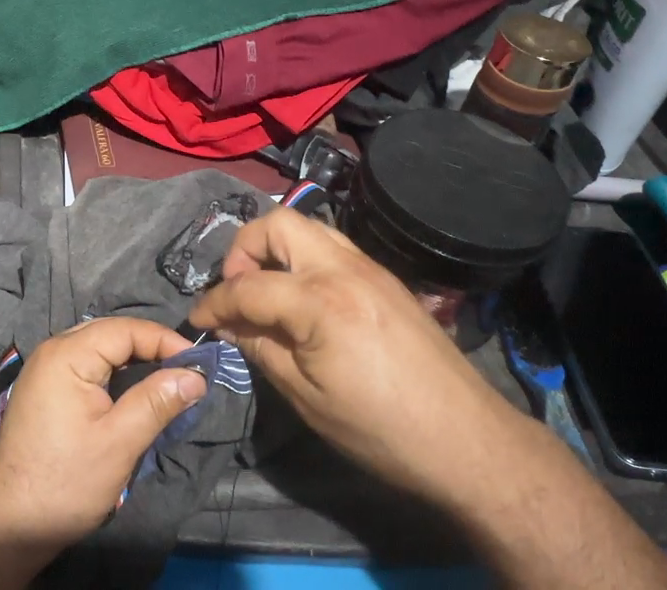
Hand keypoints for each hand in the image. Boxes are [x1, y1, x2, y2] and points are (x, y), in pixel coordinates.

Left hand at [0, 316, 208, 547]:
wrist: (11, 521)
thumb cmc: (66, 481)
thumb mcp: (119, 442)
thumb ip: (156, 402)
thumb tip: (195, 375)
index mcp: (67, 354)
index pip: (125, 329)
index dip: (164, 340)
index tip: (199, 365)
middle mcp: (53, 351)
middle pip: (111, 334)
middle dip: (151, 347)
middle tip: (187, 371)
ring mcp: (46, 370)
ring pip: (99, 349)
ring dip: (134, 360)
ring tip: (168, 379)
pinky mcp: (46, 390)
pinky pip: (87, 366)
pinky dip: (115, 373)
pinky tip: (134, 391)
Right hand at [188, 208, 529, 508]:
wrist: (469, 442)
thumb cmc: (381, 430)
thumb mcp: (306, 397)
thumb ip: (261, 349)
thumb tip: (230, 324)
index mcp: (320, 301)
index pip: (247, 285)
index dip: (213, 303)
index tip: (197, 320)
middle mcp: (344, 269)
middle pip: (277, 224)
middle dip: (243, 250)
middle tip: (237, 292)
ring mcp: (370, 269)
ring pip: (308, 228)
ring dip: (277, 250)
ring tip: (267, 292)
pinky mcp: (386, 280)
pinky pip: (333, 248)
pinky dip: (305, 260)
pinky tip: (303, 301)